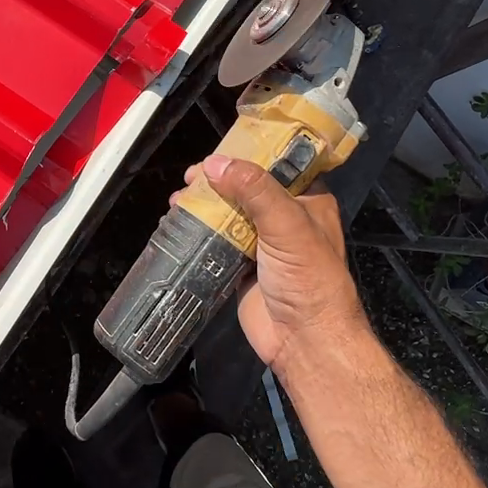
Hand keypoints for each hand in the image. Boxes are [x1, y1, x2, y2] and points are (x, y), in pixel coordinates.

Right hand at [185, 154, 368, 380]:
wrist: (303, 341)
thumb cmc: (308, 278)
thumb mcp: (287, 225)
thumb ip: (254, 190)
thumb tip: (213, 164)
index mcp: (308, 200)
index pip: (279, 164)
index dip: (250, 152)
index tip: (220, 147)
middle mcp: (284, 216)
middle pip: (246, 186)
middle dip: (218, 178)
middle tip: (192, 176)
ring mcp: (261, 240)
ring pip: (228, 210)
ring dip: (203, 201)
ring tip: (181, 196)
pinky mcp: (239, 262)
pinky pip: (216, 237)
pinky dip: (197, 226)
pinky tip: (179, 218)